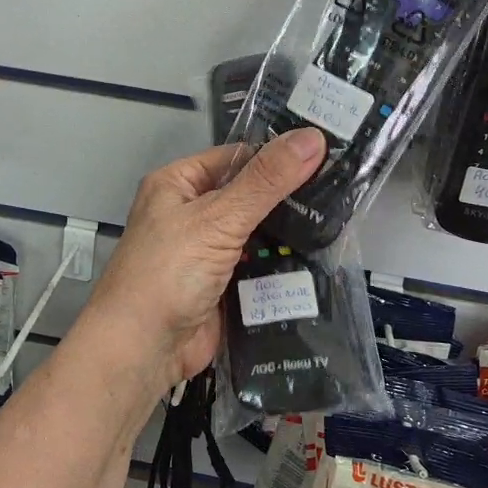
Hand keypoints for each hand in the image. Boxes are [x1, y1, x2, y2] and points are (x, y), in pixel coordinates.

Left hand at [74, 129, 326, 391]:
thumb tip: (312, 137)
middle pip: (251, 197)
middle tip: (344, 189)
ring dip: (291, 235)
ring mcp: (208, 254)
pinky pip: (261, 269)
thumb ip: (266, 181)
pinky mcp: (224, 288)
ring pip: (260, 234)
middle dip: (289, 198)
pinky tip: (322, 259)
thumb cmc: (168, 273)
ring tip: (343, 222)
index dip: (278, 155)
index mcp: (178, 185)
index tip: (328, 152)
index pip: (237, 158)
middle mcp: (191, 215)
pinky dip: (284, 267)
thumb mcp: (217, 219)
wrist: (143, 350)